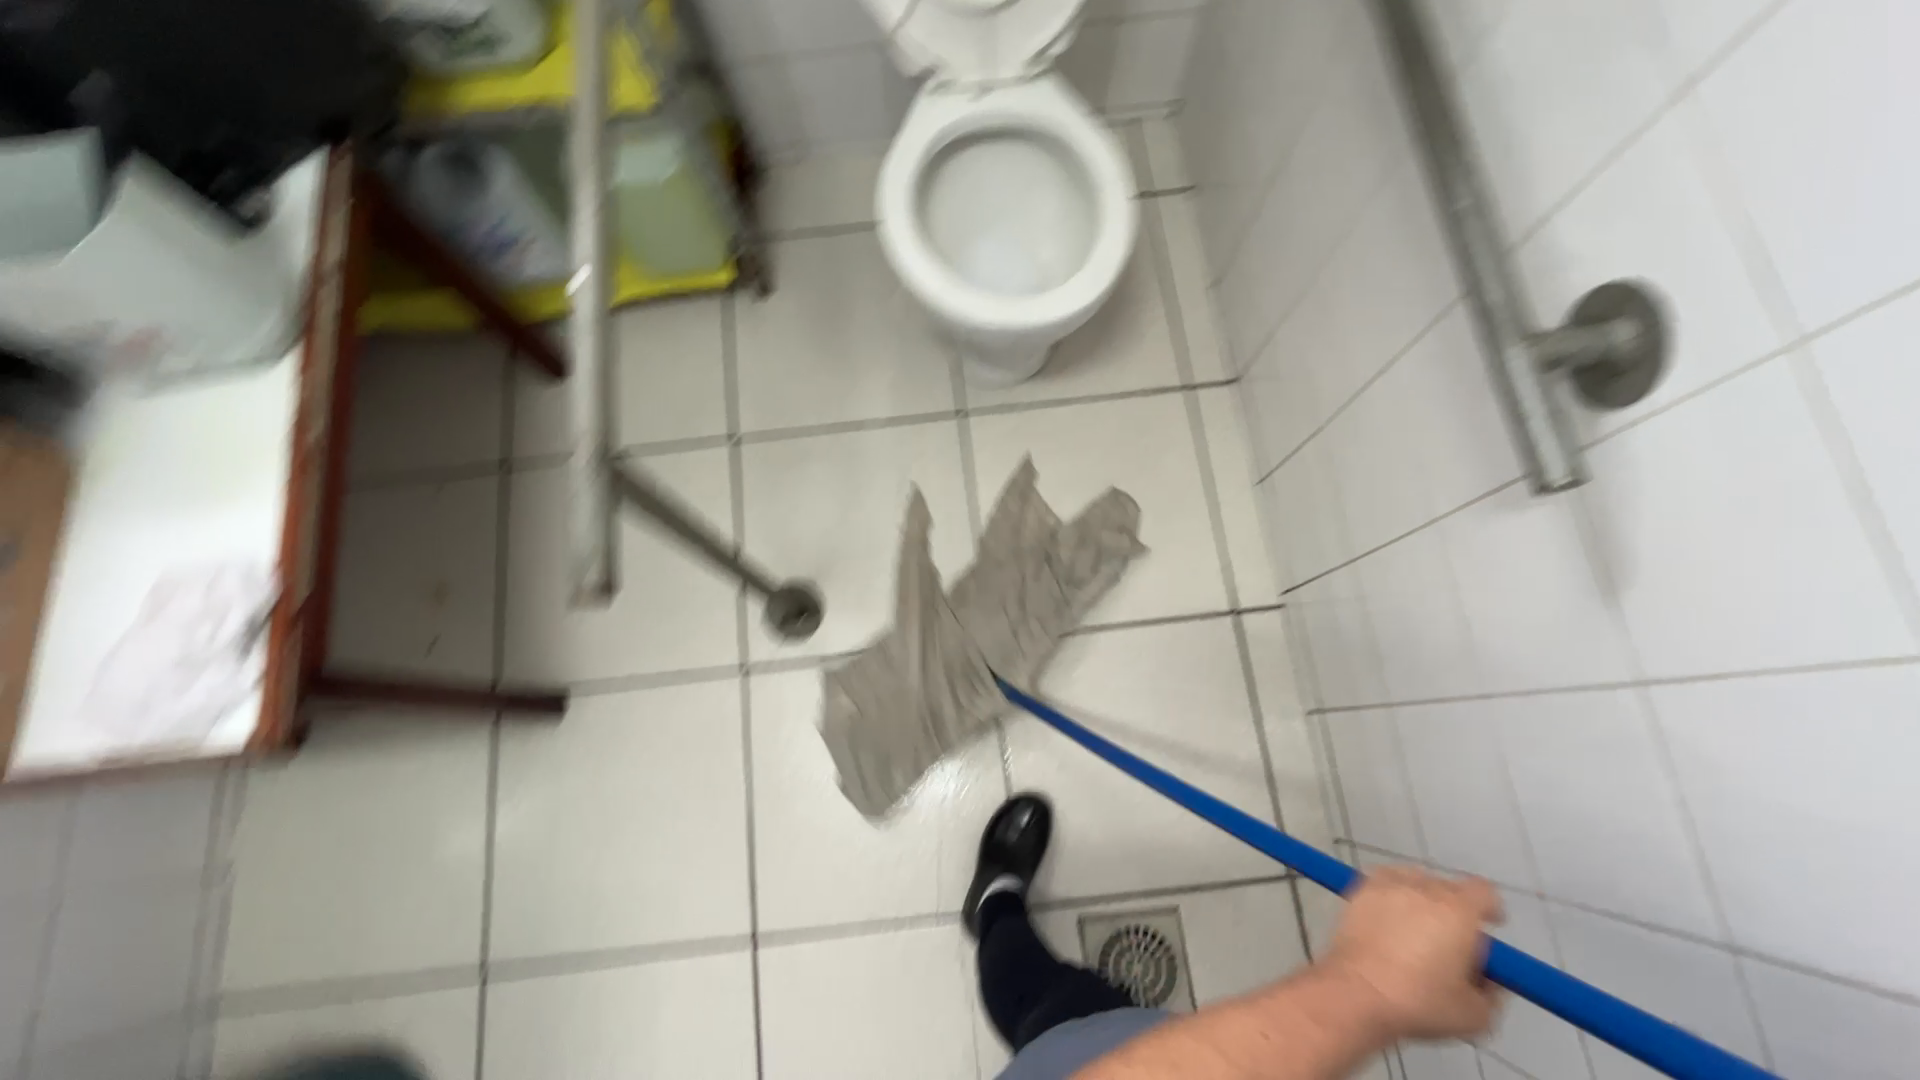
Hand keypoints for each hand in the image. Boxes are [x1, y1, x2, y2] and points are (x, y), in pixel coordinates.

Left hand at [1322, 868, 1505, 1040]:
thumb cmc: (1421, 1001)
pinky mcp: (1359, 890)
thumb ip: (1492, 991)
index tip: (1490, 925)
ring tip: (1417, 927)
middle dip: (1455, 909)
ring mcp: (1387, 885)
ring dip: (1423, 898)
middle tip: (1450, 939)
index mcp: (1458, 911)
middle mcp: (1423, 888)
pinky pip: (1384, 881)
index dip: (1490, 907)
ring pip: (1415, 881)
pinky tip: (1389, 917)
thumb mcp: (1477, 1014)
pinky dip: (1392, 894)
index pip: (1483, 891)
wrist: (1358, 991)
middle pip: (1448, 887)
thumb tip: (1487, 977)